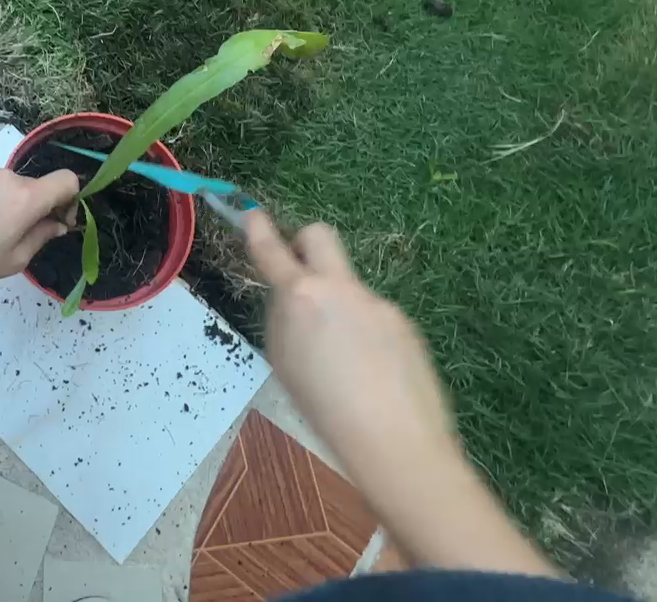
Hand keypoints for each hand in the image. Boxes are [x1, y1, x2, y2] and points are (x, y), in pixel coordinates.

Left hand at [0, 167, 79, 286]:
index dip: (71, 199)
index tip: (60, 220)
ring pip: (17, 186)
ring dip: (19, 203)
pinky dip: (0, 199)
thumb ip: (43, 234)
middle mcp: (9, 177)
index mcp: (26, 196)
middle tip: (29, 233)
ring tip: (0, 230)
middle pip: (40, 185)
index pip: (67, 179)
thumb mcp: (17, 257)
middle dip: (42, 206)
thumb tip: (58, 224)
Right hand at [242, 211, 460, 489]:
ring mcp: (377, 303)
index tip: (252, 213)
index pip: (271, 250)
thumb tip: (290, 301)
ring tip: (341, 360)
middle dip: (303, 243)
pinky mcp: (405, 324)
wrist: (396, 443)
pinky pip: (372, 316)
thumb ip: (283, 317)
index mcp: (300, 295)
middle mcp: (339, 288)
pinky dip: (363, 333)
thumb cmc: (323, 406)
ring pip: (347, 287)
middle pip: (319, 236)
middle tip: (298, 272)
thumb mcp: (282, 358)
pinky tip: (369, 372)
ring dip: (336, 305)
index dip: (257, 228)